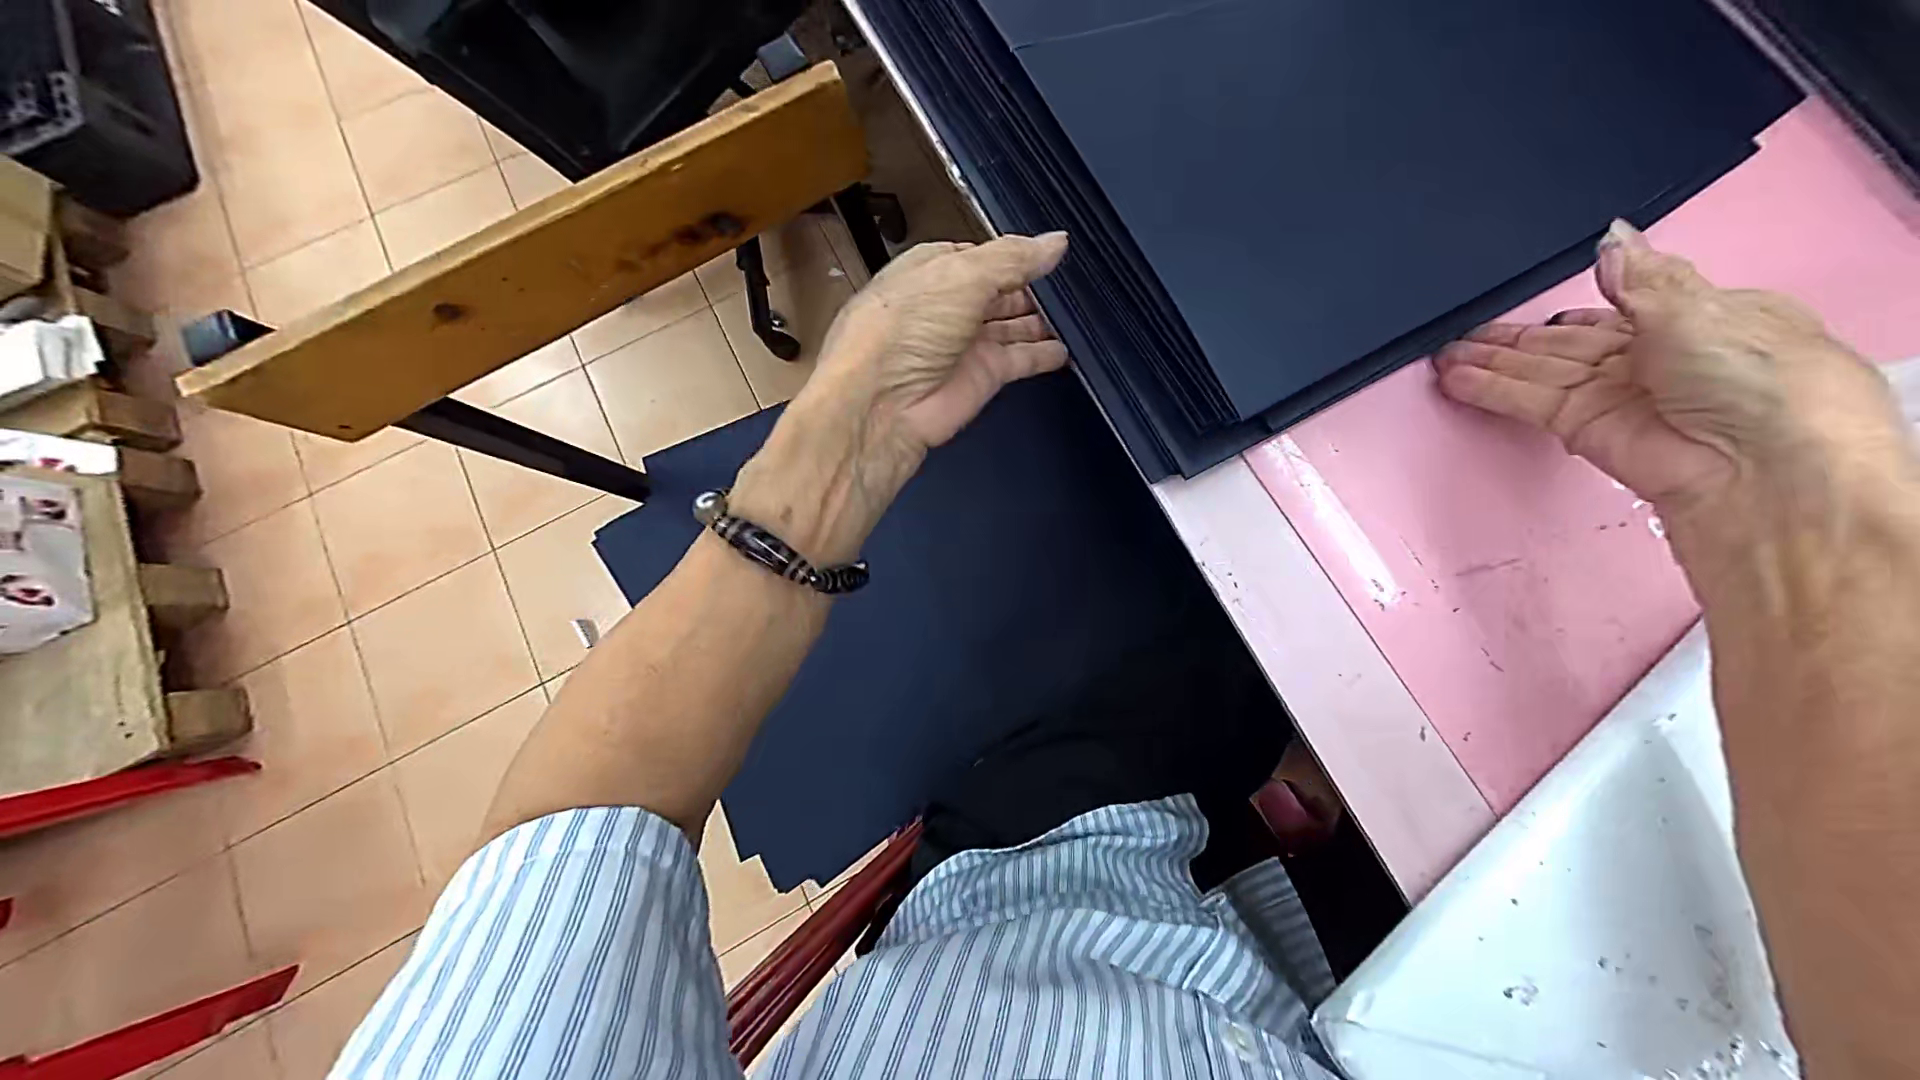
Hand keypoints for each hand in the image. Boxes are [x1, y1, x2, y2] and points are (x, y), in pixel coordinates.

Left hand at [729, 233, 1069, 563]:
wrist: (880, 407)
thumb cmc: (898, 334)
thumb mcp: (960, 276)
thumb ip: (1012, 259)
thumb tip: (1054, 243)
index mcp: (931, 272)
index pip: (979, 256)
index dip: (1012, 255)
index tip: (1048, 251)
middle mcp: (948, 308)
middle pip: (999, 292)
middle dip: (1030, 287)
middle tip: (1069, 281)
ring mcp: (964, 345)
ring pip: (1013, 326)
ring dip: (1042, 320)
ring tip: (1078, 310)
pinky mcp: (980, 378)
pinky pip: (1020, 361)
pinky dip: (1043, 356)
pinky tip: (1067, 348)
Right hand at [1433, 220, 1908, 526]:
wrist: (1756, 465)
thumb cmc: (1763, 383)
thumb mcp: (1703, 308)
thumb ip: (1643, 278)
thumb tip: (1612, 240)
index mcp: (1697, 319)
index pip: (1617, 305)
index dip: (1572, 301)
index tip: (1530, 297)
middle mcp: (1650, 358)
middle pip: (1561, 342)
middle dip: (1509, 338)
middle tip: (1461, 333)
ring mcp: (1612, 395)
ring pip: (1535, 371)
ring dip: (1487, 364)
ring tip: (1444, 356)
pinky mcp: (1581, 427)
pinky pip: (1526, 401)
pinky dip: (1489, 390)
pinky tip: (1458, 379)